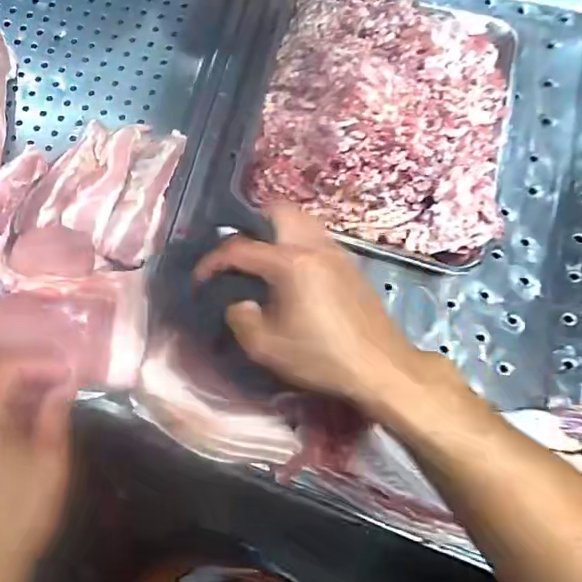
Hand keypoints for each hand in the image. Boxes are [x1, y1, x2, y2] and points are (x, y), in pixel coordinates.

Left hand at [0, 358, 75, 576]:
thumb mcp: (47, 461)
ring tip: (59, 387)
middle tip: (67, 372)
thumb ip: (54, 415)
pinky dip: (12, 401)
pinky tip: (39, 408)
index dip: (40, 361)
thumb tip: (65, 383)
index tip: (73, 369)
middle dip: (30, 366)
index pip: (5, 367)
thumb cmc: (20, 511)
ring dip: (22, 383)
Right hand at [194, 205, 443, 412]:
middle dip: (250, 225)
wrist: (382, 369)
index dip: (211, 262)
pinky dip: (295, 245)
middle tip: (235, 253)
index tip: (200, 280)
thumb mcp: (263, 346)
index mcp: (290, 264)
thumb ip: (240, 317)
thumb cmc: (319, 356)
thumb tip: (240, 303)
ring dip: (275, 233)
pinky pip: (316, 239)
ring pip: (301, 222)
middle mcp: (315, 248)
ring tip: (260, 261)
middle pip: (278, 211)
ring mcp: (338, 254)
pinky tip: (288, 275)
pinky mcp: (351, 267)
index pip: (238, 248)